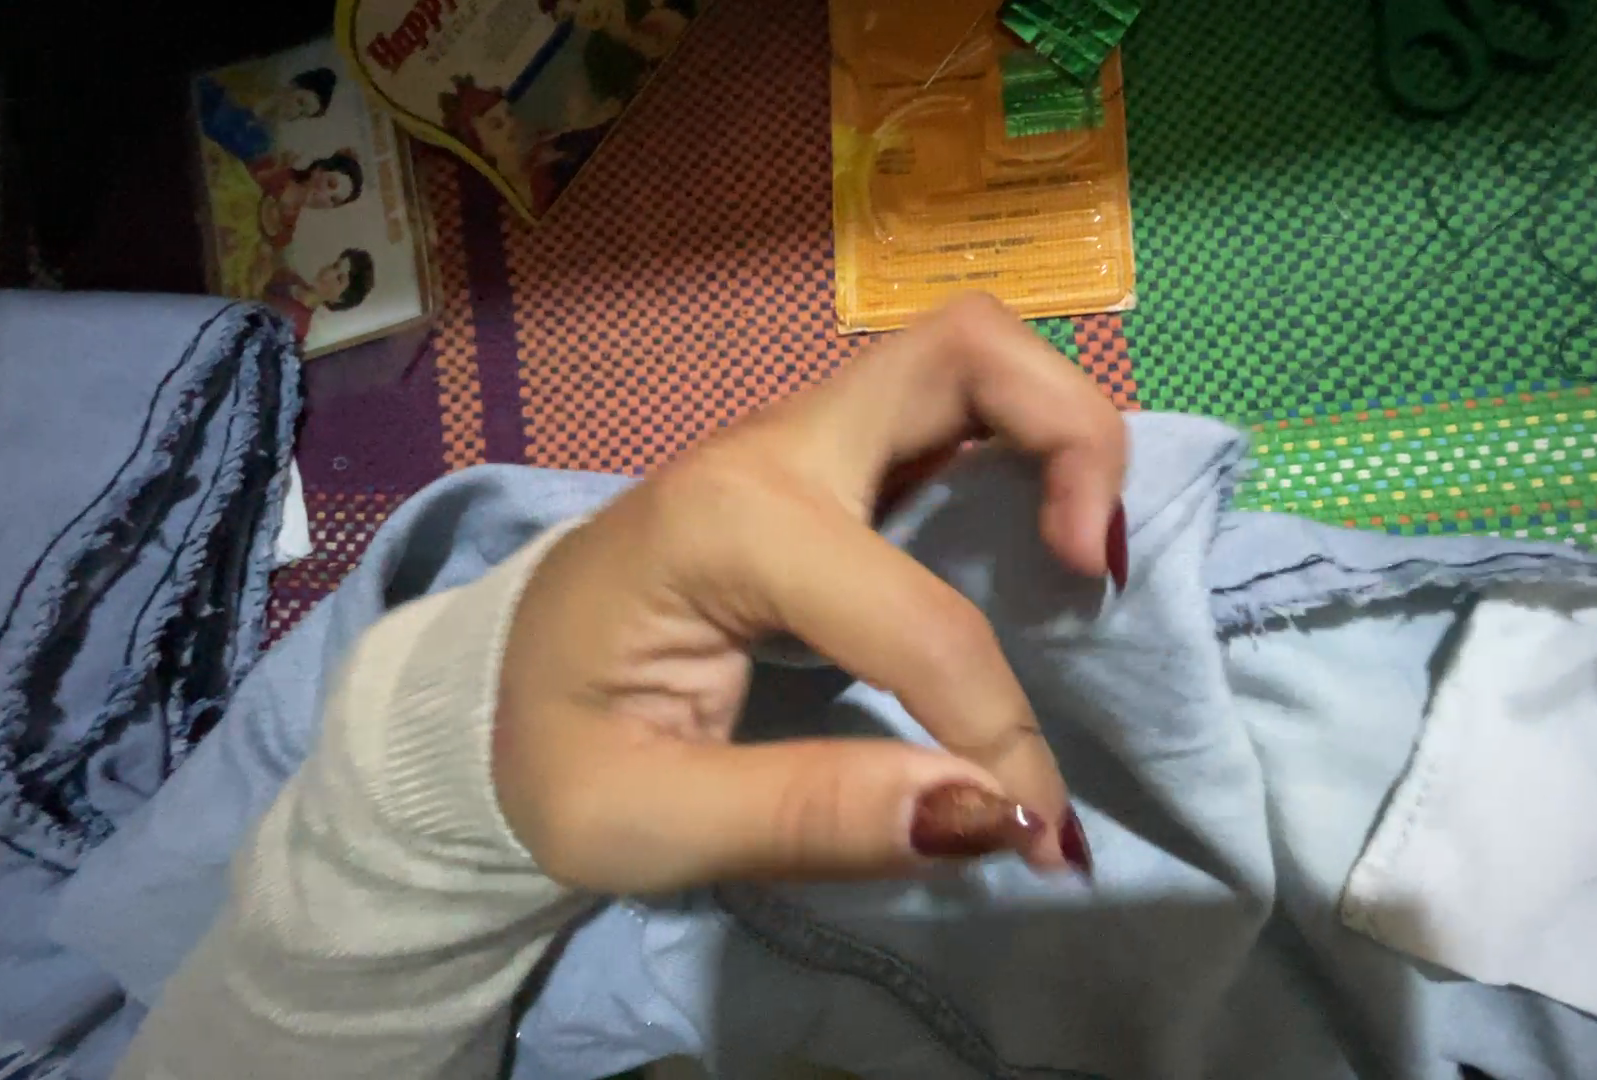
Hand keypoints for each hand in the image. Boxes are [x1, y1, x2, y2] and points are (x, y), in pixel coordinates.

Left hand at [494, 294, 1127, 892]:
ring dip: (1059, 429)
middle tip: (1090, 565)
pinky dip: (1023, 445)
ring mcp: (806, 438)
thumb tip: (984, 813)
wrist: (506, 677)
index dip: (996, 725)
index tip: (1032, 825)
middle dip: (1073, 437)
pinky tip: (1035, 527)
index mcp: (724, 525)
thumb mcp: (636, 826)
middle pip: (964, 351)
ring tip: (1080, 545)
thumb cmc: (557, 747)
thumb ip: (807, 821)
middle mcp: (776, 447)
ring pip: (970, 356)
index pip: (914, 621)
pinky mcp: (830, 462)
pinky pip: (953, 410)